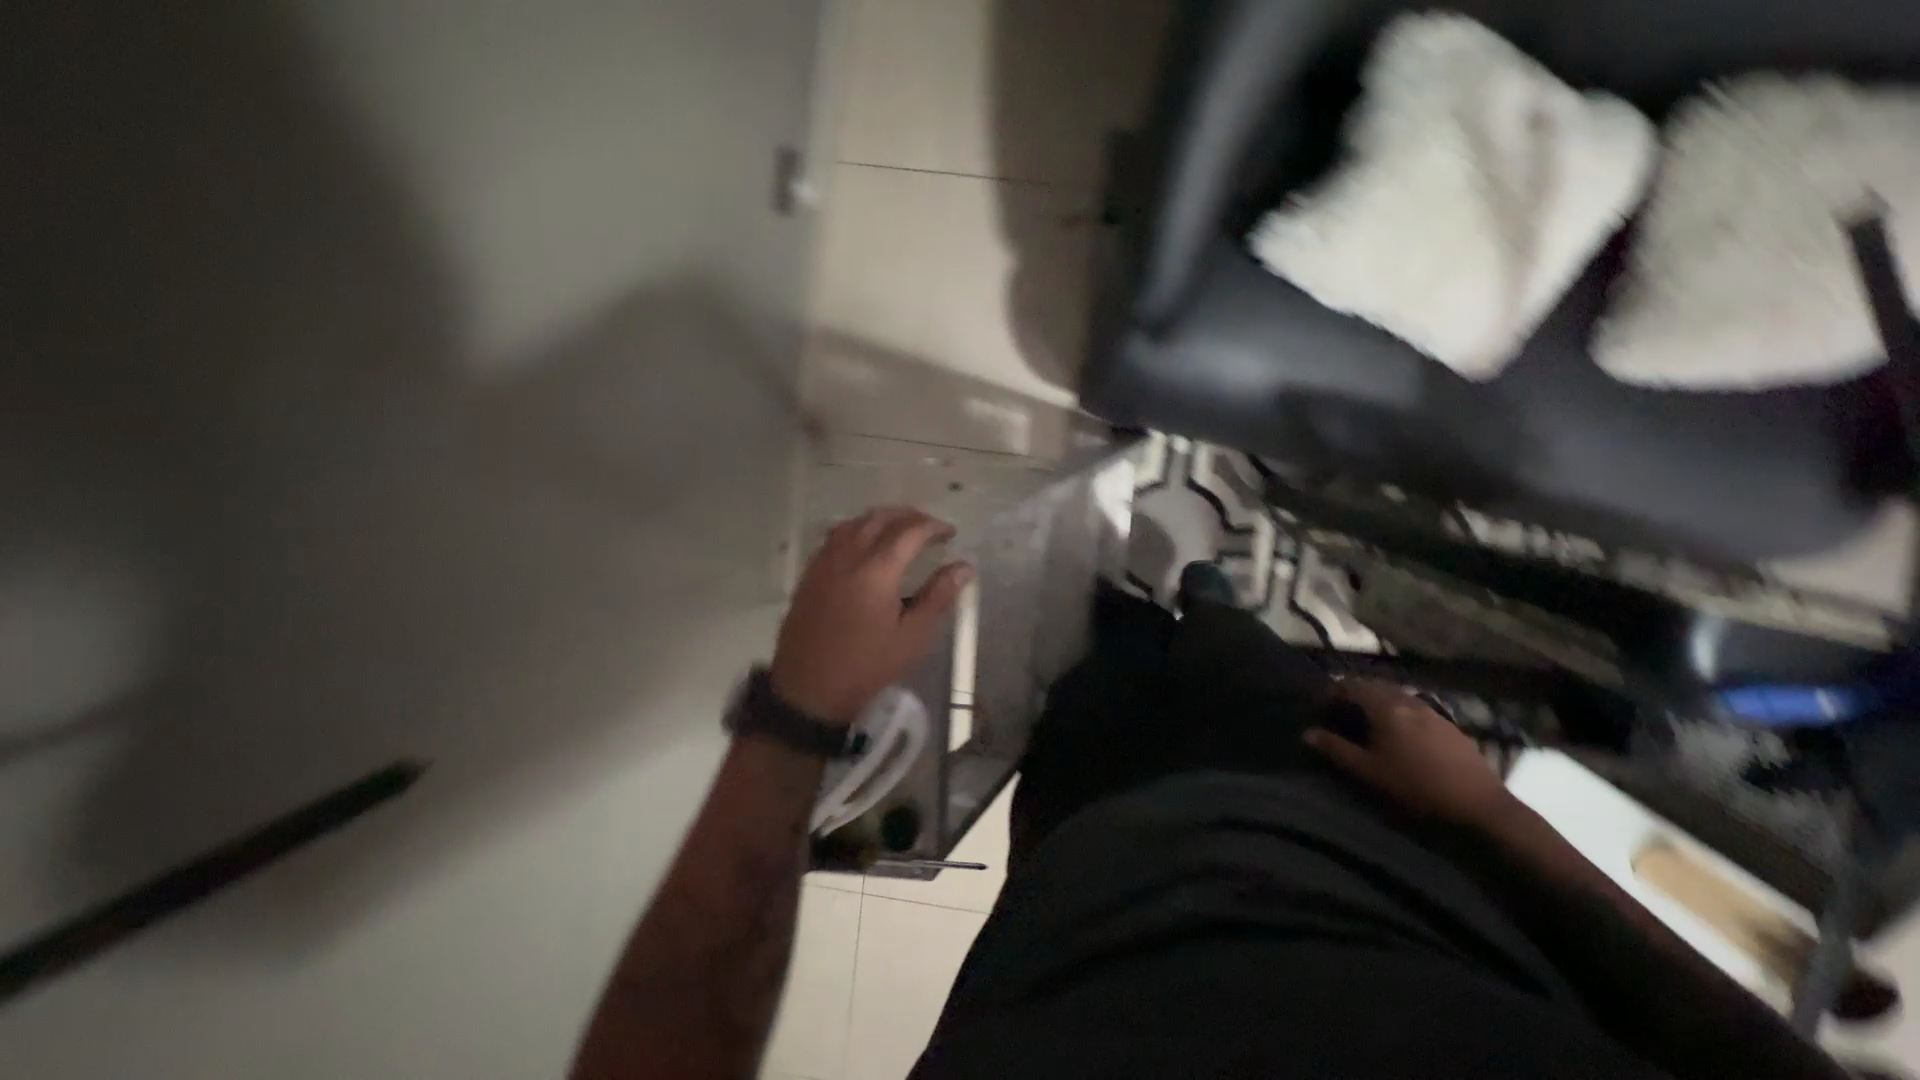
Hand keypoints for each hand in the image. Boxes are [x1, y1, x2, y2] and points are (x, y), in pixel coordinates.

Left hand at [769, 507, 972, 725]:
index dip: (933, 526)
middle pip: (879, 518)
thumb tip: (964, 566)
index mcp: (876, 571)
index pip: (909, 532)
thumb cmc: (866, 667)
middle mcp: (848, 557)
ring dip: (880, 519)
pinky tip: (865, 546)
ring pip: (854, 523)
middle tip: (928, 528)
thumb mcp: (912, 638)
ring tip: (900, 531)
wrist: (809, 690)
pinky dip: (856, 530)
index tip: (950, 533)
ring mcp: (824, 564)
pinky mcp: (809, 575)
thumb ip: (938, 597)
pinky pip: (835, 537)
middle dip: (908, 516)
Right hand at [1304, 679, 1517, 827]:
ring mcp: (1433, 712)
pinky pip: (1415, 709)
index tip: (1319, 709)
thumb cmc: (1416, 787)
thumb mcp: (1369, 772)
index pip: (1351, 685)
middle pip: (1375, 686)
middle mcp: (1409, 701)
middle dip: (1354, 695)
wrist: (1480, 805)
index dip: (1331, 692)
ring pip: (1397, 696)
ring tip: (1366, 726)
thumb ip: (1335, 750)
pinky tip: (1399, 737)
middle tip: (1339, 716)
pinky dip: (1398, 714)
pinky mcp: (1449, 726)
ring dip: (1377, 704)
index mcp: (1386, 707)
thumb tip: (1307, 733)